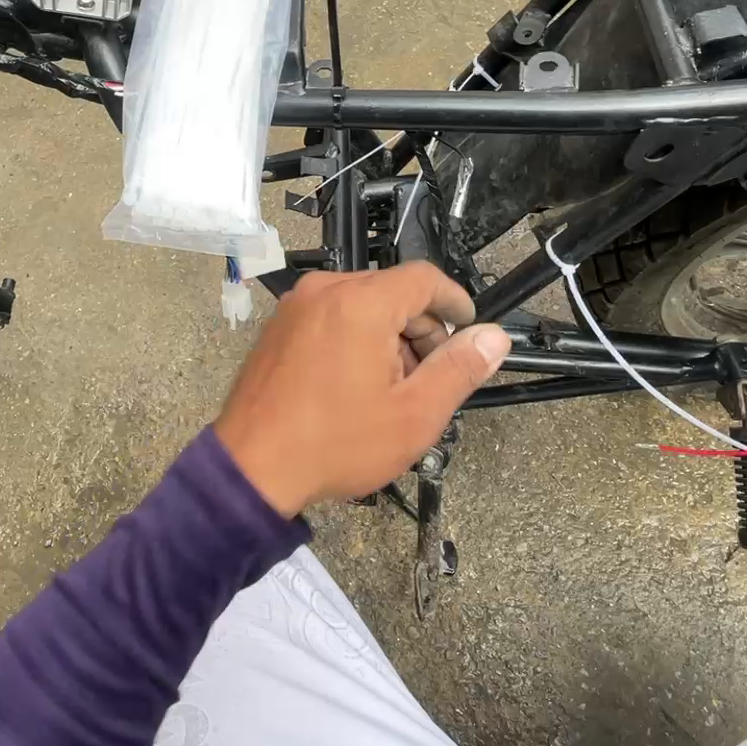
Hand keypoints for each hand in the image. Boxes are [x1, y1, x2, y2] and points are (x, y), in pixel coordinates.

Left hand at [212, 262, 511, 517]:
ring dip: (388, 336)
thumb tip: (492, 338)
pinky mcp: (279, 325)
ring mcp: (295, 305)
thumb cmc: (332, 443)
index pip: (424, 278)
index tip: (469, 331)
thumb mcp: (413, 414)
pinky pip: (331, 315)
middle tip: (429, 378)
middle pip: (392, 291)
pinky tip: (356, 384)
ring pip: (362, 304)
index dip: (455, 302)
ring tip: (390, 390)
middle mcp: (324, 291)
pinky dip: (355, 337)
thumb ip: (459, 369)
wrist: (254, 466)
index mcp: (360, 303)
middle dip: (421, 329)